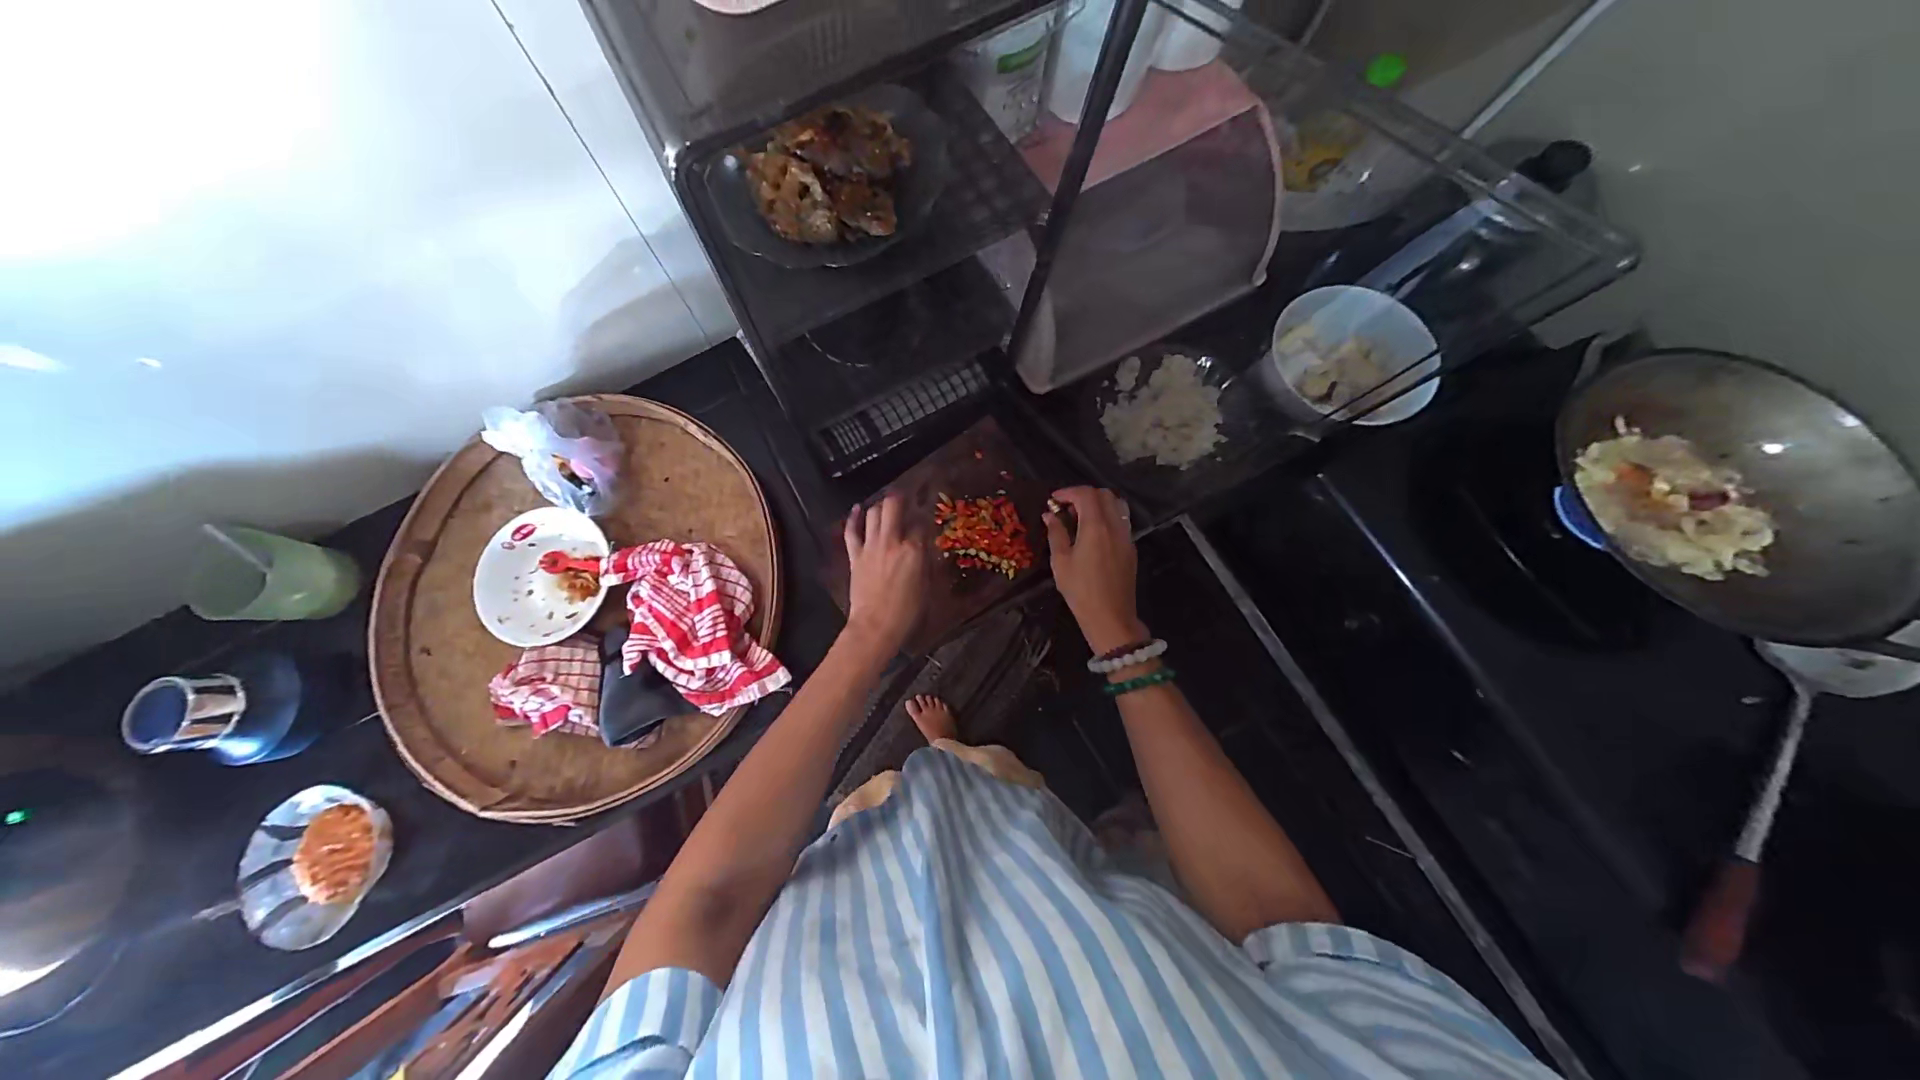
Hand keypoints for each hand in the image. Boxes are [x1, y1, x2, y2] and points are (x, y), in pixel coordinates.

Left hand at [843, 494, 925, 654]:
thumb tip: (924, 547)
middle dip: (900, 497)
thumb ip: (925, 561)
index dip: (925, 514)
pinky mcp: (855, 556)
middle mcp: (892, 541)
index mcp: (914, 549)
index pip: (921, 521)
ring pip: (873, 513)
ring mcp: (871, 547)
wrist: (876, 626)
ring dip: (880, 505)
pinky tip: (858, 508)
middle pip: (893, 506)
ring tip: (887, 505)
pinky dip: (854, 518)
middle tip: (906, 496)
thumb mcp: (926, 585)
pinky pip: (852, 531)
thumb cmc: (907, 611)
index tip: (927, 511)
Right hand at [1043, 487, 1145, 653]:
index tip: (1053, 500)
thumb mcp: (1061, 562)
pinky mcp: (1131, 548)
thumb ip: (1056, 533)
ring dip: (1098, 504)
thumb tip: (1050, 515)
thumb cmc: (1080, 591)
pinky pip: (1121, 521)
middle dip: (1083, 495)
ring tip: (1081, 519)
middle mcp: (1115, 526)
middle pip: (1104, 495)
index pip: (1086, 494)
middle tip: (1065, 509)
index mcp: (1096, 526)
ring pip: (1117, 505)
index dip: (1068, 492)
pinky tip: (1093, 534)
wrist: (1110, 617)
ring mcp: (1127, 536)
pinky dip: (1107, 517)